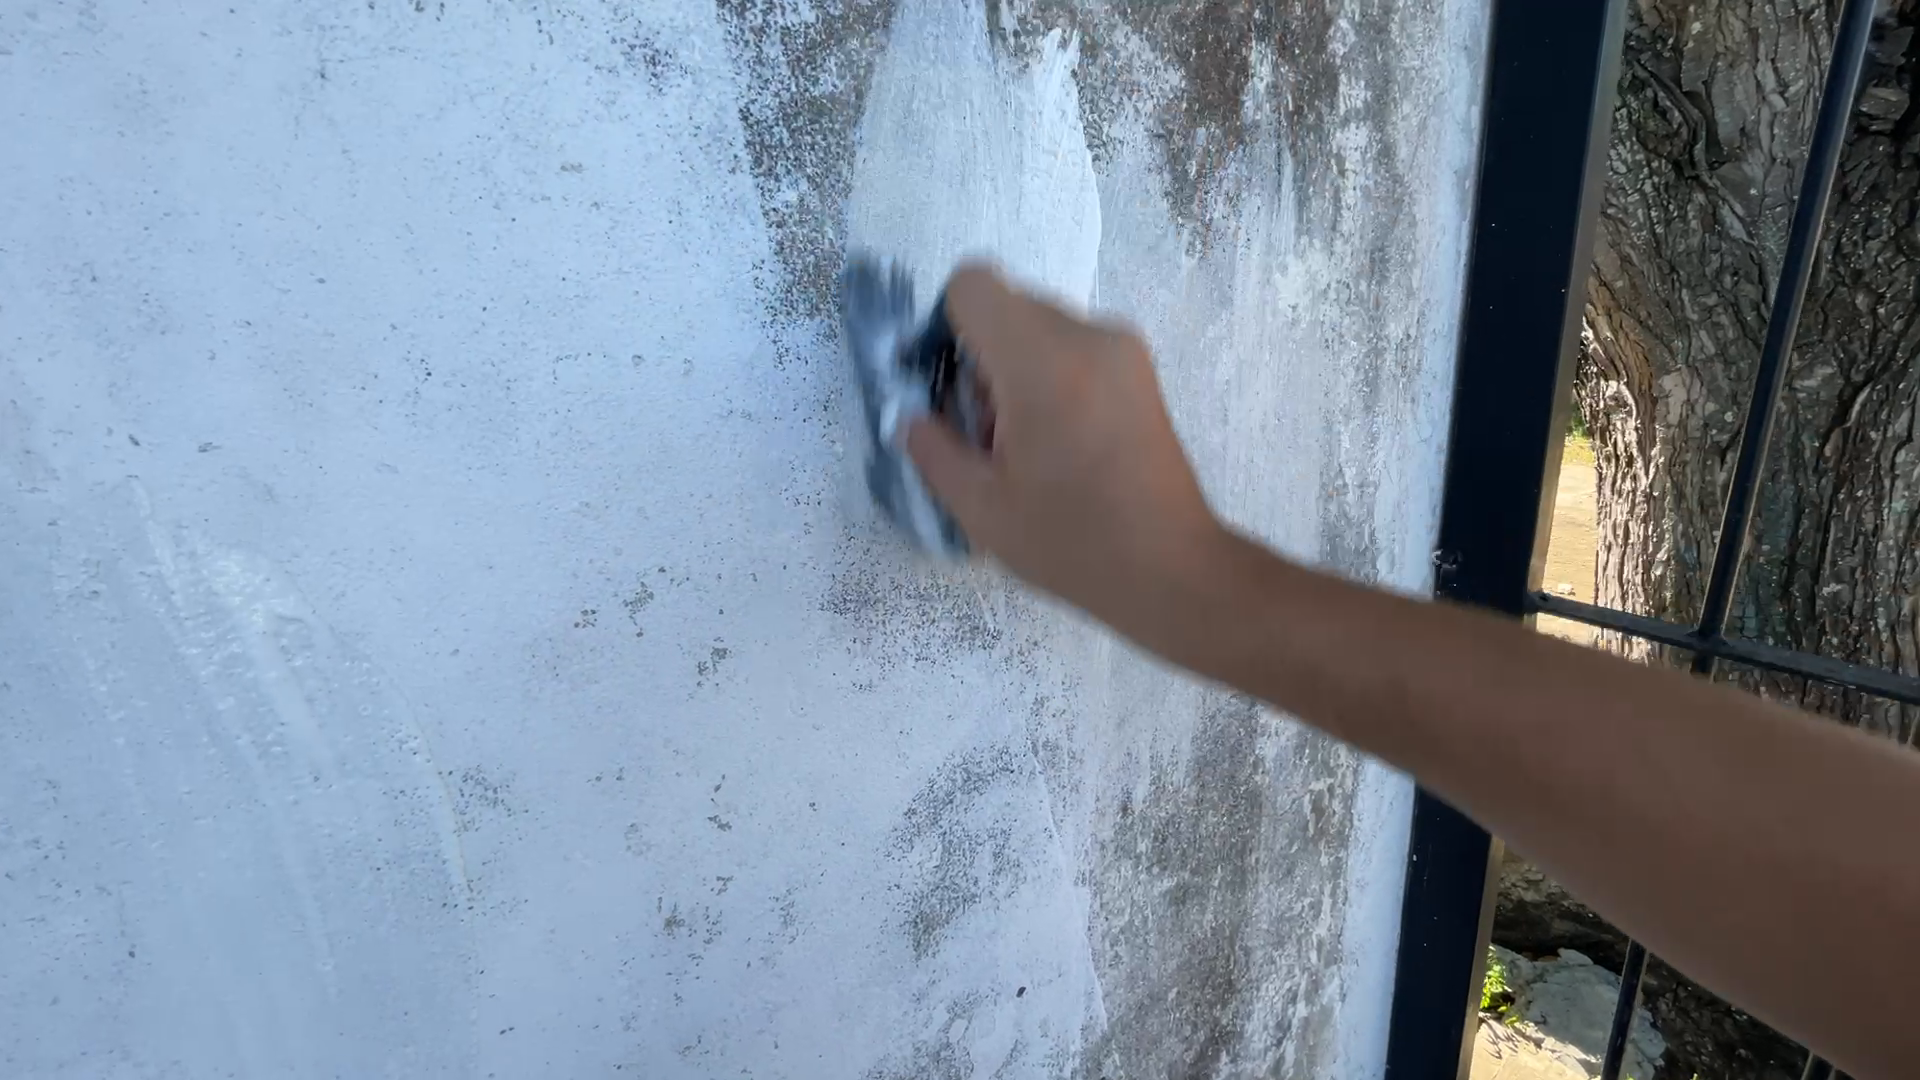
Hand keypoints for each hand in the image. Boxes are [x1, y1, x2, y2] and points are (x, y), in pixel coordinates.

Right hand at [906, 262, 1223, 625]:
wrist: (1170, 568)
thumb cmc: (1072, 544)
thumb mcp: (980, 508)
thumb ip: (931, 450)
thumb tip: (912, 418)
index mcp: (1043, 362)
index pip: (972, 285)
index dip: (943, 328)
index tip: (948, 389)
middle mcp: (1089, 335)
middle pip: (1005, 307)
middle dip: (979, 360)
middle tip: (988, 435)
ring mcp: (1123, 348)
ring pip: (1038, 327)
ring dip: (1013, 371)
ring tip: (1027, 445)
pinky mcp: (1140, 368)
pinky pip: (1072, 346)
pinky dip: (1049, 377)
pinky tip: (1060, 442)